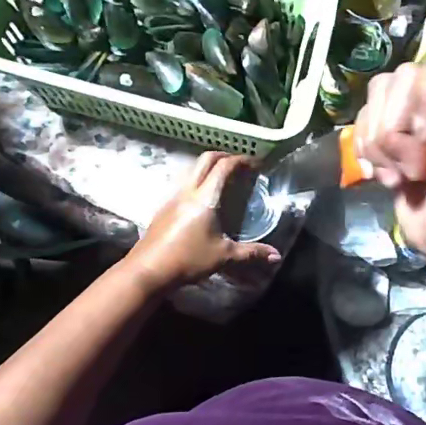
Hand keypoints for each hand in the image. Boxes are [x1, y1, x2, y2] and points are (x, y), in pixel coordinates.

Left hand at [122, 153, 282, 291]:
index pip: (223, 166)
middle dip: (224, 156)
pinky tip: (203, 197)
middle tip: (240, 165)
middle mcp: (187, 190)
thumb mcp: (223, 256)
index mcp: (205, 197)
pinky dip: (197, 179)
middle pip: (205, 159)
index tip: (255, 163)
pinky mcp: (164, 206)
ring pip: (191, 169)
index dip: (241, 160)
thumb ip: (251, 253)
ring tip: (222, 178)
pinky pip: (183, 182)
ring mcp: (172, 196)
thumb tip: (276, 255)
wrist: (149, 269)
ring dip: (208, 166)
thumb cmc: (188, 259)